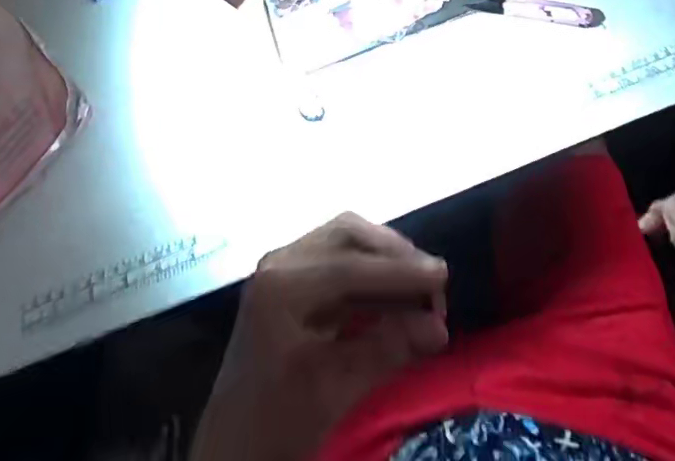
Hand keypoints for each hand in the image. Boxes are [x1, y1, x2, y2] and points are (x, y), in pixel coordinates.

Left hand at [190, 213, 448, 460]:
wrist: (231, 451)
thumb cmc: (275, 425)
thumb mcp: (335, 391)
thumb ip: (388, 350)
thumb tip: (440, 328)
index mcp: (280, 288)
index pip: (351, 266)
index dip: (401, 271)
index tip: (443, 277)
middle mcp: (279, 263)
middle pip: (349, 235)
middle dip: (395, 255)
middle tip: (433, 282)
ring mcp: (282, 267)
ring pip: (346, 239)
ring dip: (385, 258)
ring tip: (420, 286)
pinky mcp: (291, 278)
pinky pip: (339, 256)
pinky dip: (371, 270)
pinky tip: (394, 292)